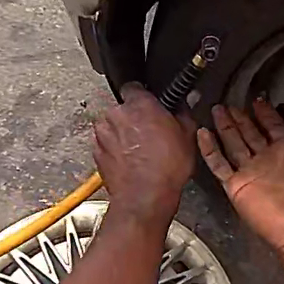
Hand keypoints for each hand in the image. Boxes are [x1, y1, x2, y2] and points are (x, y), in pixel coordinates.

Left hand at [93, 84, 197, 222]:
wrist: (144, 197)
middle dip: (133, 117)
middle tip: (150, 132)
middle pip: (123, 108)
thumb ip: (183, 112)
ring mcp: (103, 133)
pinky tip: (130, 160)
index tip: (150, 105)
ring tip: (140, 149)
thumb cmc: (165, 169)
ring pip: (112, 126)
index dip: (143, 96)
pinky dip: (114, 148)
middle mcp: (116, 114)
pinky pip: (105, 143)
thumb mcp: (187, 136)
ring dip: (122, 133)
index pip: (135, 87)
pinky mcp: (96, 151)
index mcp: (139, 104)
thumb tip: (183, 103)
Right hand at [198, 88, 283, 261]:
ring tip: (216, 111)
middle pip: (251, 132)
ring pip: (233, 143)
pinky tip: (202, 134)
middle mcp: (271, 159)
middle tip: (230, 102)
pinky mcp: (237, 185)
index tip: (258, 99)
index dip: (267, 112)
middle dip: (241, 117)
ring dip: (225, 127)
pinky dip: (208, 148)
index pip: (276, 124)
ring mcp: (252, 172)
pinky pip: (218, 164)